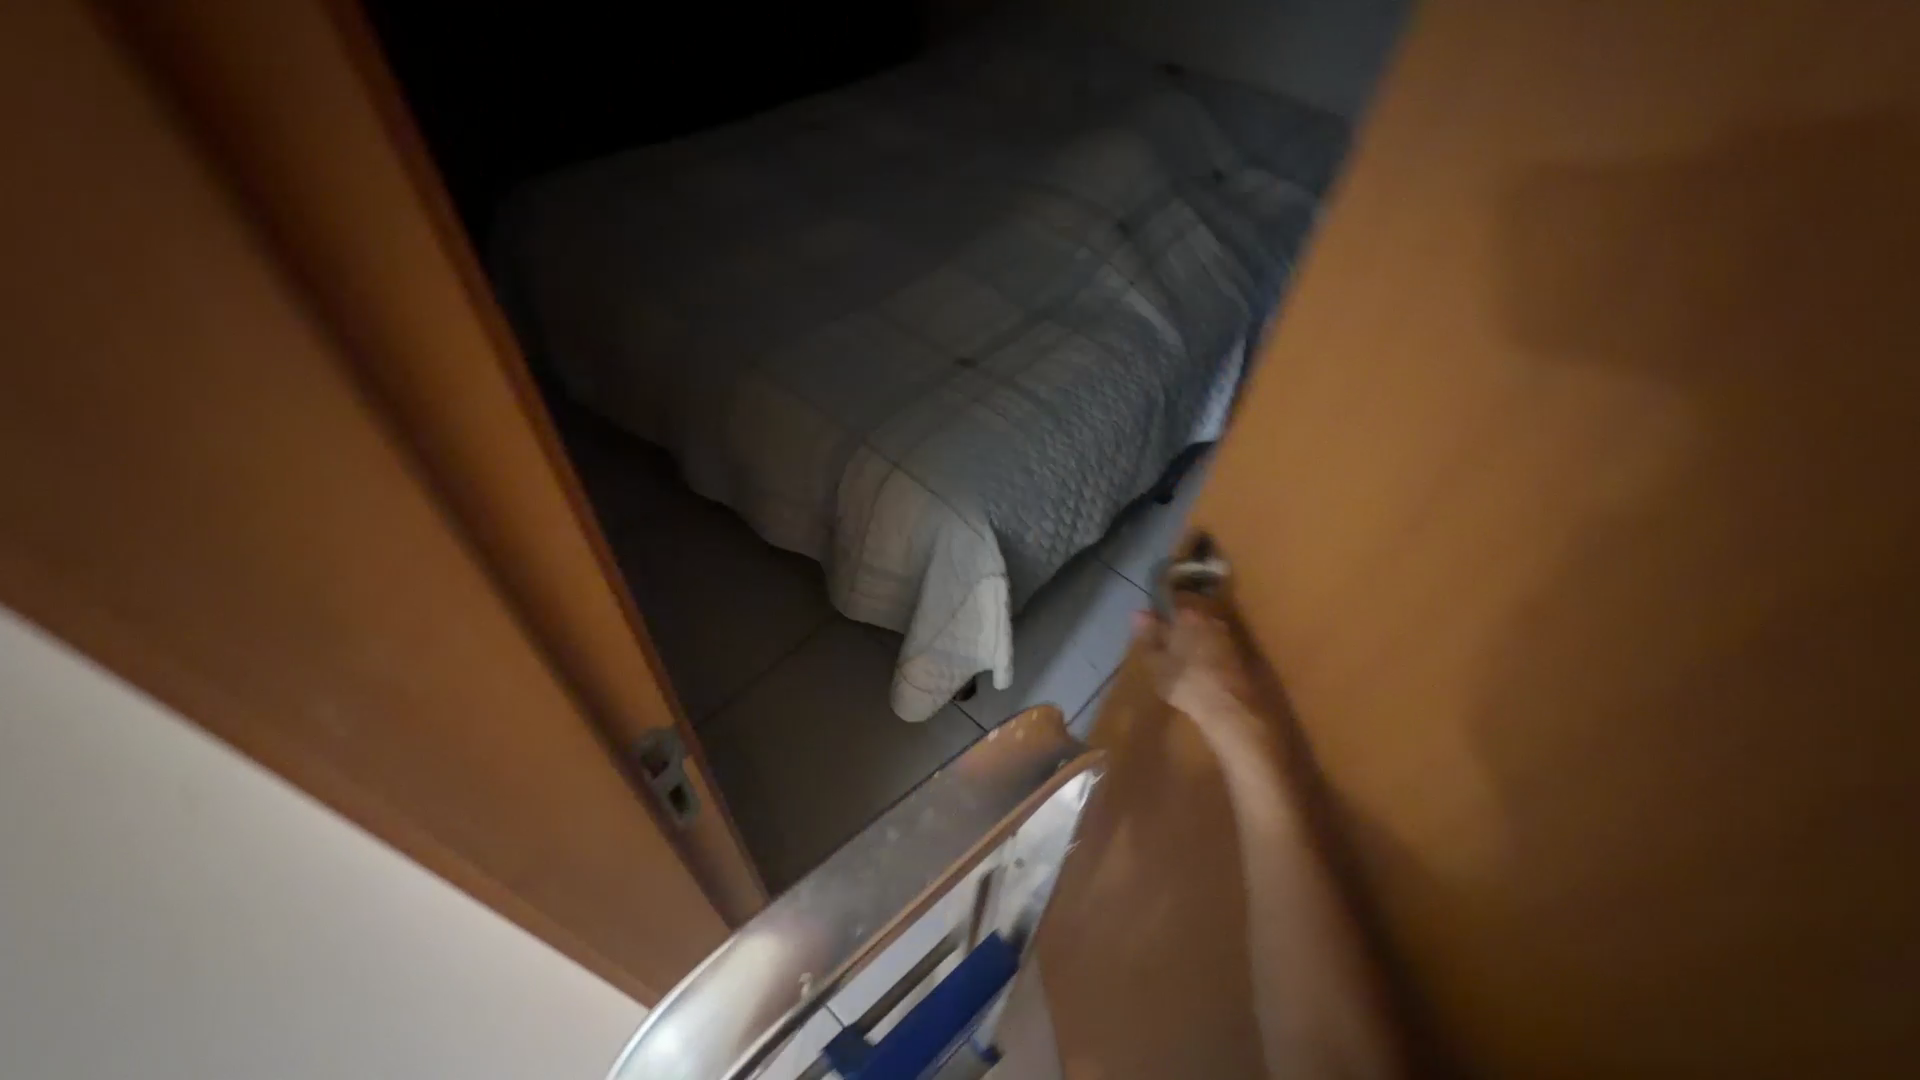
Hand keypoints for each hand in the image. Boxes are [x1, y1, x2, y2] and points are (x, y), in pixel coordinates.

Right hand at [1134, 604, 1273, 758]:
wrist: (1228, 708)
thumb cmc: (1184, 681)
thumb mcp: (1156, 661)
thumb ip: (1148, 634)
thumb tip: (1138, 612)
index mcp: (1189, 614)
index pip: (1171, 601)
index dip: (1160, 612)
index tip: (1150, 624)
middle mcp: (1211, 618)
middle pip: (1190, 615)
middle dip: (1177, 626)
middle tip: (1163, 642)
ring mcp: (1227, 636)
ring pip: (1204, 631)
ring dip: (1193, 639)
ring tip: (1179, 656)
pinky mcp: (1239, 656)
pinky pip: (1215, 646)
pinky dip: (1205, 652)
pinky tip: (1197, 667)